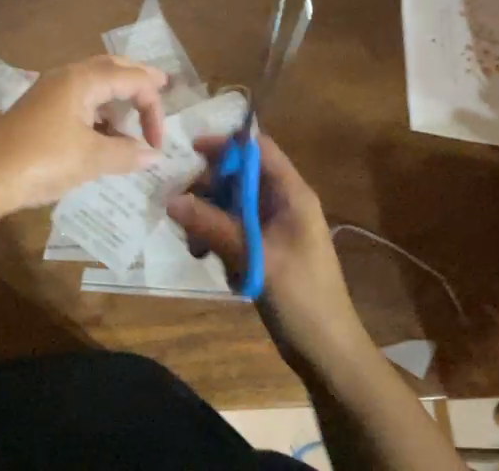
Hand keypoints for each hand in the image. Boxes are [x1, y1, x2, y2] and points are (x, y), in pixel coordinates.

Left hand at [0, 55, 166, 220]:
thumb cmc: (42, 160)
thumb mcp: (91, 159)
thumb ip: (126, 153)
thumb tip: (153, 155)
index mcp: (82, 79)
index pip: (132, 78)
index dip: (153, 107)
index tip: (158, 143)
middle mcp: (66, 77)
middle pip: (111, 68)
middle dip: (137, 79)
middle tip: (162, 87)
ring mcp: (49, 94)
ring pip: (93, 84)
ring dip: (116, 98)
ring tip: (134, 120)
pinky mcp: (39, 112)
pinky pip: (78, 102)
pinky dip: (98, 113)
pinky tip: (104, 136)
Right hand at [165, 132, 361, 361]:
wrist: (327, 353)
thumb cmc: (301, 298)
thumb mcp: (254, 257)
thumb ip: (213, 225)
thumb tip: (171, 199)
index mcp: (292, 195)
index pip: (258, 149)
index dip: (226, 144)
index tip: (191, 152)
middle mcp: (282, 204)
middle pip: (238, 175)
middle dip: (208, 188)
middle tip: (182, 208)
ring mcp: (273, 227)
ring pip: (230, 203)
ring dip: (208, 218)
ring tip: (195, 246)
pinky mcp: (264, 249)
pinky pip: (232, 228)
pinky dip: (216, 238)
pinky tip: (208, 259)